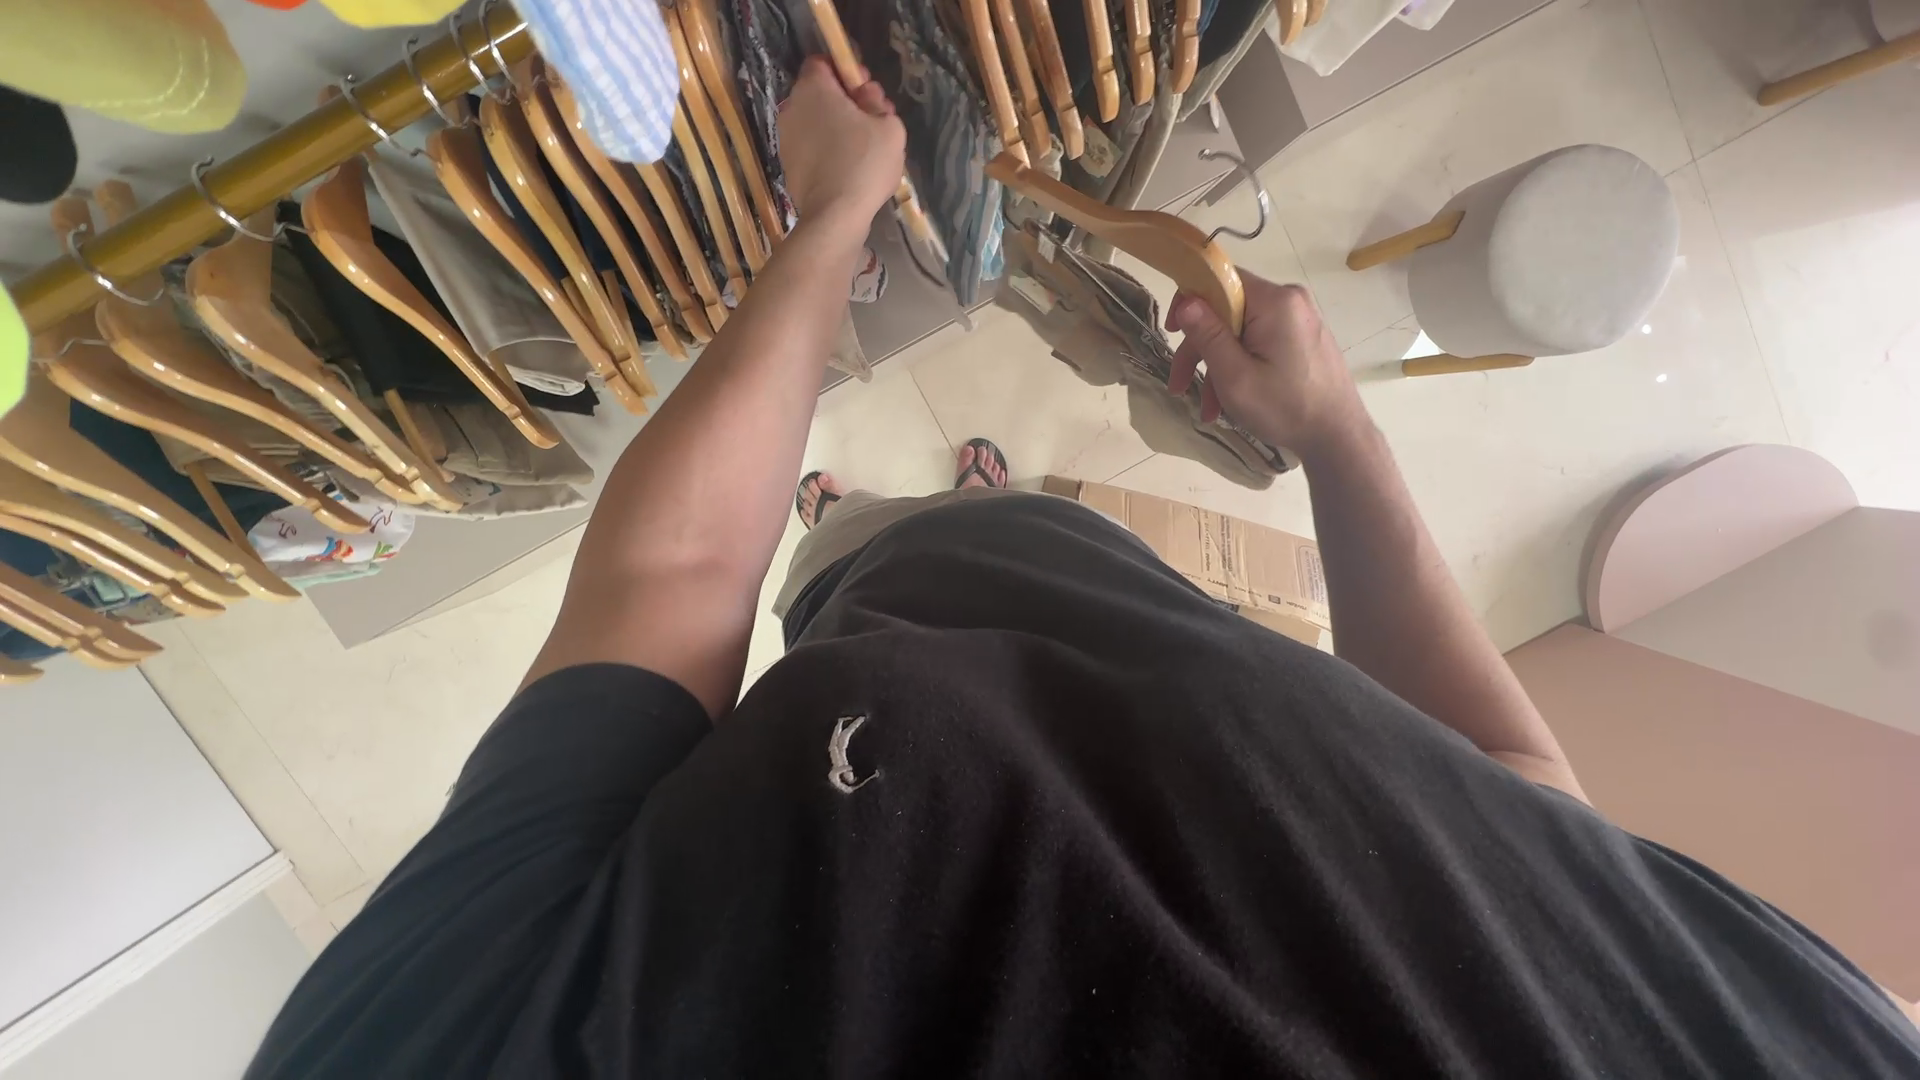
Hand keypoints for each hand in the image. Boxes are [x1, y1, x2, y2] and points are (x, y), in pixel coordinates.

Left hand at [777, 56, 906, 233]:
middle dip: (845, 104)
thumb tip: (867, 99)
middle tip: (871, 123)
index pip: (824, 63)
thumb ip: (878, 104)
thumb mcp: (890, 127)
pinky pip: (812, 151)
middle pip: (820, 95)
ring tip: (863, 152)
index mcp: (813, 89)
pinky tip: (848, 172)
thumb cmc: (864, 164)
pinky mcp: (789, 168)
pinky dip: (828, 154)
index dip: (847, 72)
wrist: (835, 217)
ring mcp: (786, 141)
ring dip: (837, 131)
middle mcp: (792, 108)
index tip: (867, 92)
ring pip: (816, 124)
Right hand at [1165, 274, 1368, 459]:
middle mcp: (1289, 300)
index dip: (1191, 302)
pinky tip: (1229, 402)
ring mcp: (1297, 319)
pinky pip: (1258, 344)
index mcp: (1275, 301)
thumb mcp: (1235, 376)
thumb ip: (1208, 336)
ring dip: (1218, 369)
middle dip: (1200, 351)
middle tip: (1180, 388)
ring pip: (1240, 333)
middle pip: (1227, 312)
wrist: (1337, 436)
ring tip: (1209, 410)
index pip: (1221, 280)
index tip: (1172, 333)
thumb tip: (1186, 301)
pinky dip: (1239, 368)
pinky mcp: (1300, 338)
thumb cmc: (1285, 407)